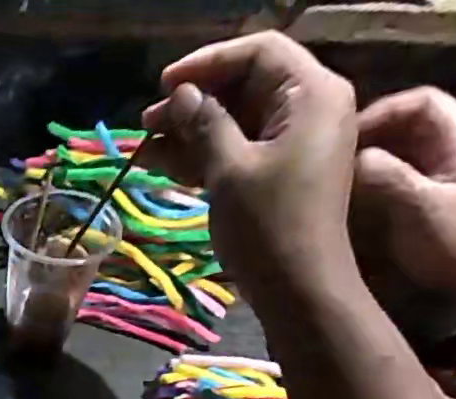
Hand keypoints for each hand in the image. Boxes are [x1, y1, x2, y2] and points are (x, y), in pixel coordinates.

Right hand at [140, 32, 357, 288]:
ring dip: (190, 133)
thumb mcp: (230, 171)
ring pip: (235, 122)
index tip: (163, 87)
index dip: (206, 63)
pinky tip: (163, 164)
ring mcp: (294, 145)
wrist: (298, 289)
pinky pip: (238, 152)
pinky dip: (203, 156)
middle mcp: (309, 110)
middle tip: (147, 123)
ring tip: (144, 148)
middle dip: (194, 102)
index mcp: (311, 94)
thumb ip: (205, 126)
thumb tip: (181, 97)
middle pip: (245, 86)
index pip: (258, 52)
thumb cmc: (269, 227)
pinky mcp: (278, 175)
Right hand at [353, 87, 455, 298]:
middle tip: (332, 155)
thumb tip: (351, 158)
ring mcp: (432, 170)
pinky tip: (344, 192)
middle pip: (403, 121)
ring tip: (332, 173)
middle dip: (367, 133)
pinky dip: (365, 175)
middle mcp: (446, 146)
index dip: (382, 111)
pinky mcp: (417, 193)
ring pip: (393, 146)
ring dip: (363, 155)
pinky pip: (388, 171)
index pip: (420, 102)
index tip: (347, 136)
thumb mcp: (423, 208)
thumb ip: (390, 178)